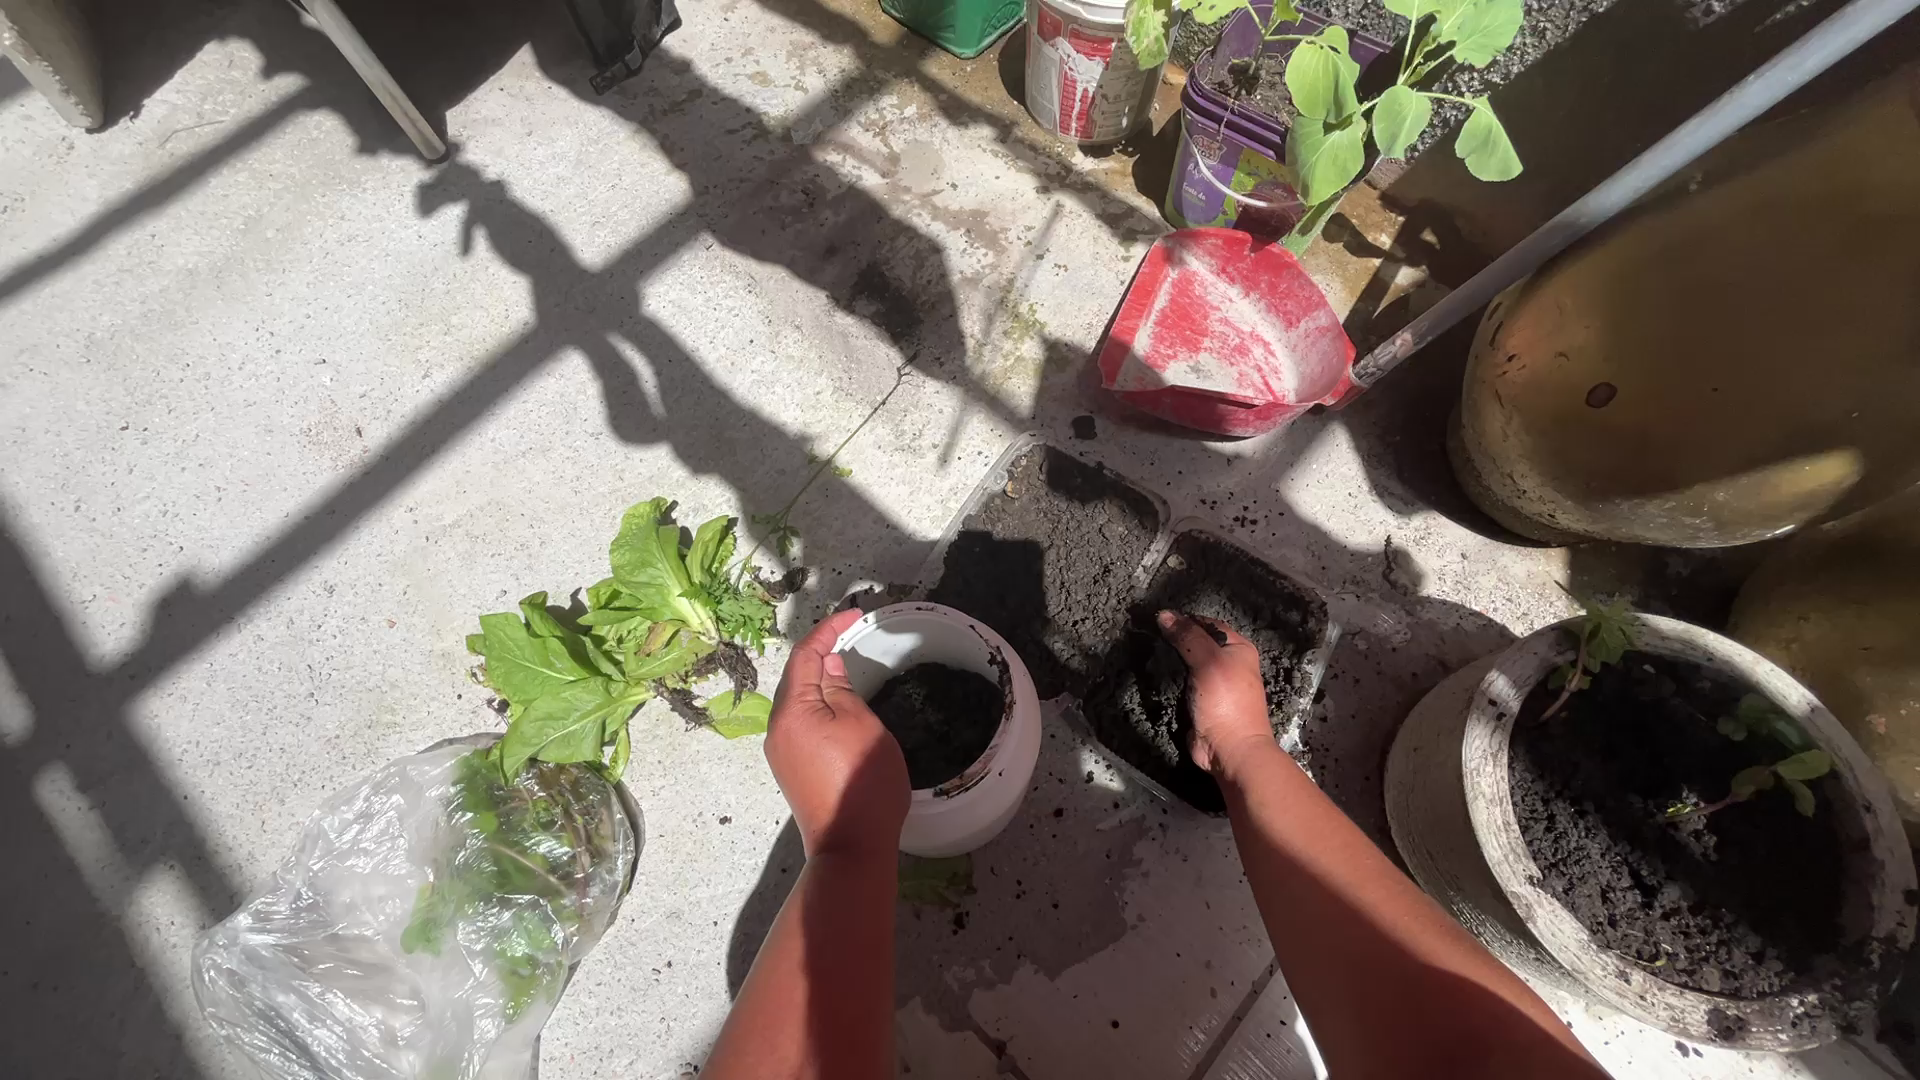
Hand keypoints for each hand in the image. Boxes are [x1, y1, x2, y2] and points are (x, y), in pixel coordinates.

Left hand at [766, 608, 910, 859]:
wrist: (850, 847)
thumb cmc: (862, 781)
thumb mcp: (862, 725)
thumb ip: (842, 690)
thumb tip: (828, 665)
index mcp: (792, 712)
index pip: (806, 655)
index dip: (829, 629)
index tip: (856, 614)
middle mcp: (777, 728)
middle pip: (796, 677)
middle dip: (822, 650)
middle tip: (853, 634)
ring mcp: (782, 751)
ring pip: (798, 700)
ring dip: (820, 677)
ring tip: (849, 661)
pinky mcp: (791, 768)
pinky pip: (801, 721)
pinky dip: (819, 702)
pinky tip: (839, 701)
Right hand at [1157, 610, 1273, 774]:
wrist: (1229, 750)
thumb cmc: (1225, 701)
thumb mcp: (1209, 662)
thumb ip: (1187, 637)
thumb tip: (1163, 614)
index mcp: (1237, 647)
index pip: (1206, 623)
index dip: (1183, 620)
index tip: (1157, 620)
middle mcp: (1227, 662)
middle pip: (1195, 642)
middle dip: (1173, 639)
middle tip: (1146, 635)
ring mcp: (1212, 682)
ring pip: (1185, 662)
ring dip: (1168, 659)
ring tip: (1144, 651)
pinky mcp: (1198, 699)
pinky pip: (1179, 681)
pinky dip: (1167, 677)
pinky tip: (1150, 673)